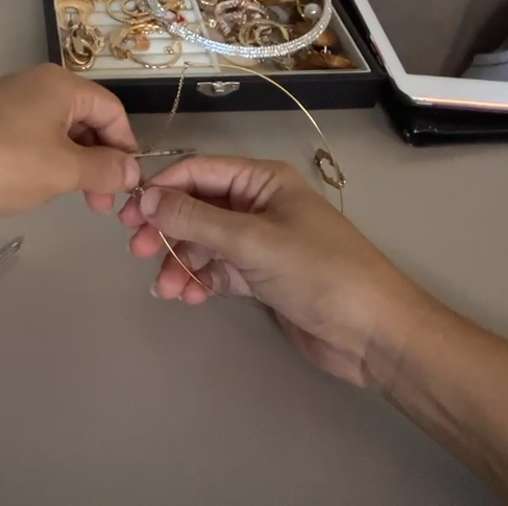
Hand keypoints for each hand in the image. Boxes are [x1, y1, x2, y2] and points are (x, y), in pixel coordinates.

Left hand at [0, 64, 141, 217]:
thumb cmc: (6, 162)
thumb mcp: (65, 170)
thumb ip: (106, 168)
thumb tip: (133, 169)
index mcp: (60, 84)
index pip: (112, 109)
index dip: (125, 146)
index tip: (126, 184)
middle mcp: (36, 84)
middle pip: (86, 118)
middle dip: (99, 159)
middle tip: (101, 202)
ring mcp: (9, 101)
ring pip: (58, 130)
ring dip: (74, 163)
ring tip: (72, 198)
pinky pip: (32, 137)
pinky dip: (46, 160)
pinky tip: (38, 186)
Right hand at [118, 155, 437, 387]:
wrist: (378, 337)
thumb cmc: (319, 272)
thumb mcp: (252, 241)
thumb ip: (195, 219)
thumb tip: (145, 198)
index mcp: (261, 180)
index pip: (198, 171)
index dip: (161, 188)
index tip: (130, 212)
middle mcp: (258, 204)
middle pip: (197, 207)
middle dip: (168, 228)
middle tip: (139, 250)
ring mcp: (260, 240)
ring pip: (204, 241)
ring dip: (182, 260)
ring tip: (166, 288)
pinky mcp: (263, 276)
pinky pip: (219, 268)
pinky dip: (201, 279)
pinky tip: (189, 296)